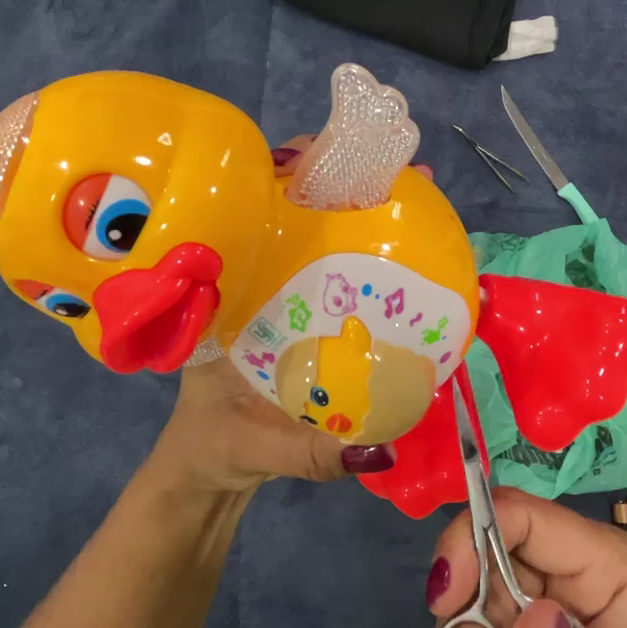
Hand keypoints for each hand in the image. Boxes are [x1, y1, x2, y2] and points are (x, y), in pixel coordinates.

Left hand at [145, 135, 432, 493]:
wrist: (204, 474)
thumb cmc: (209, 449)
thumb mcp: (249, 448)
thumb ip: (306, 453)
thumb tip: (382, 444)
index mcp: (228, 295)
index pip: (252, 213)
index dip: (286, 176)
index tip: (326, 153)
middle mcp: (254, 285)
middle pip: (298, 218)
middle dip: (347, 188)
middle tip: (406, 177)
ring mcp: (281, 300)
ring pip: (322, 246)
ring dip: (367, 220)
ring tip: (422, 204)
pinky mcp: (305, 323)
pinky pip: (341, 284)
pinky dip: (375, 269)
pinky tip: (419, 269)